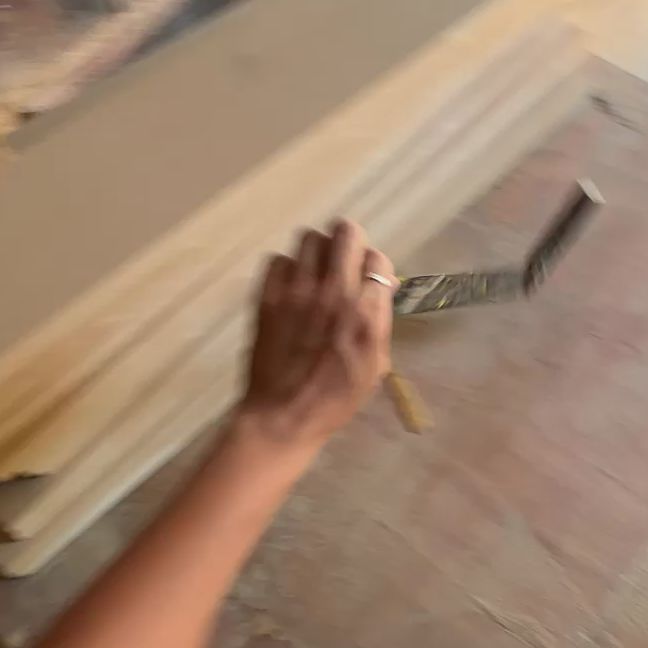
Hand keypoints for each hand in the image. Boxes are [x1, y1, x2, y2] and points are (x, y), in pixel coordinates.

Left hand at [235, 219, 394, 449]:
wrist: (284, 415)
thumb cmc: (336, 399)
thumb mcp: (376, 365)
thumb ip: (380, 322)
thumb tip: (380, 291)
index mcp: (367, 313)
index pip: (377, 259)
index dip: (374, 268)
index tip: (369, 282)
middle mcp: (335, 292)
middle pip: (345, 233)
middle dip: (348, 243)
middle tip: (343, 263)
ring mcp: (297, 291)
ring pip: (309, 238)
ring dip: (317, 252)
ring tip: (315, 273)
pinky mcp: (267, 295)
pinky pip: (278, 259)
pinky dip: (287, 269)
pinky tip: (290, 289)